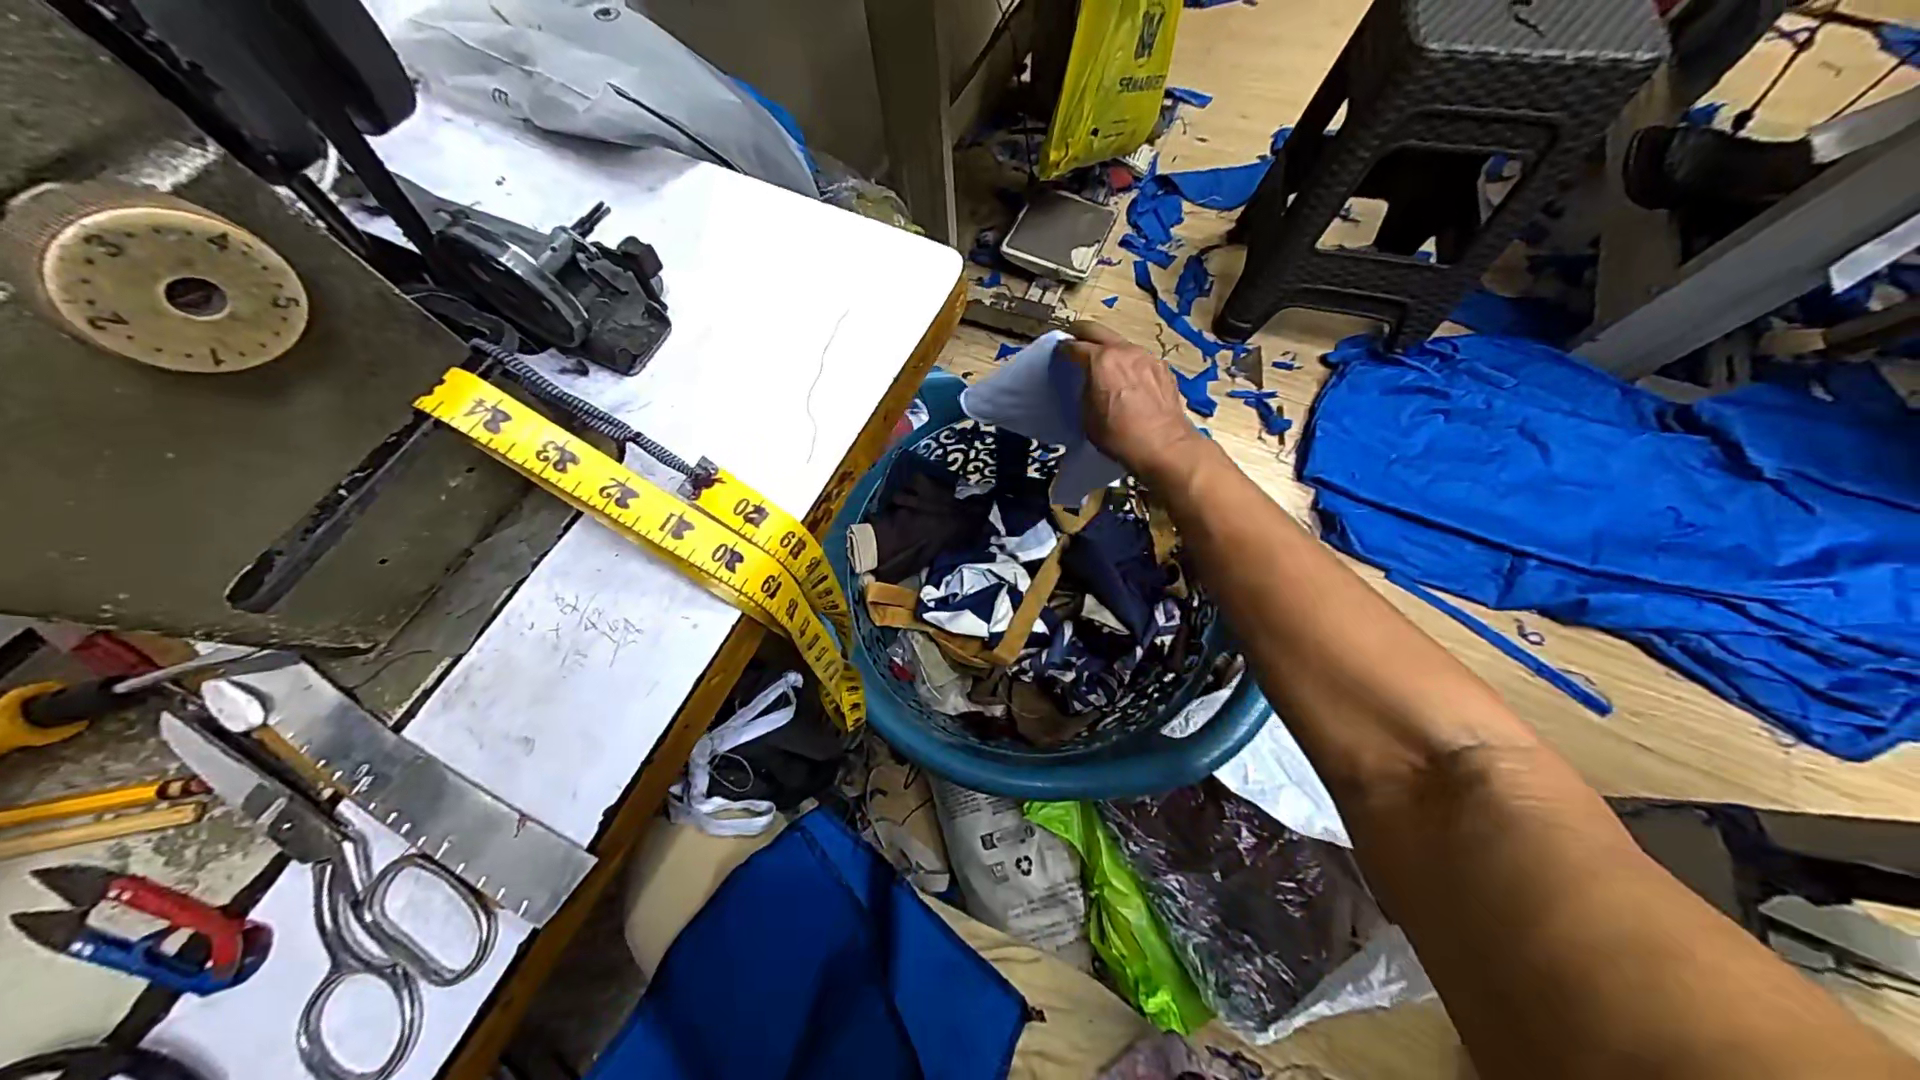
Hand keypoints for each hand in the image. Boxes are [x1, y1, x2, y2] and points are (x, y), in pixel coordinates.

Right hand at [1059, 321, 1208, 481]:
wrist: (1164, 445)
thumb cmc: (1119, 435)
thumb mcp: (1087, 416)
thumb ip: (1086, 391)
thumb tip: (1091, 384)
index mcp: (1101, 360)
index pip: (1075, 346)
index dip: (1063, 349)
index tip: (1059, 352)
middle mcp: (1125, 351)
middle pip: (1098, 331)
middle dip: (1082, 333)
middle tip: (1074, 340)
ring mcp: (1148, 357)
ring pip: (1122, 345)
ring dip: (1110, 350)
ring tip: (1105, 364)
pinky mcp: (1164, 369)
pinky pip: (1140, 360)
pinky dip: (1130, 364)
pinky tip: (1130, 380)